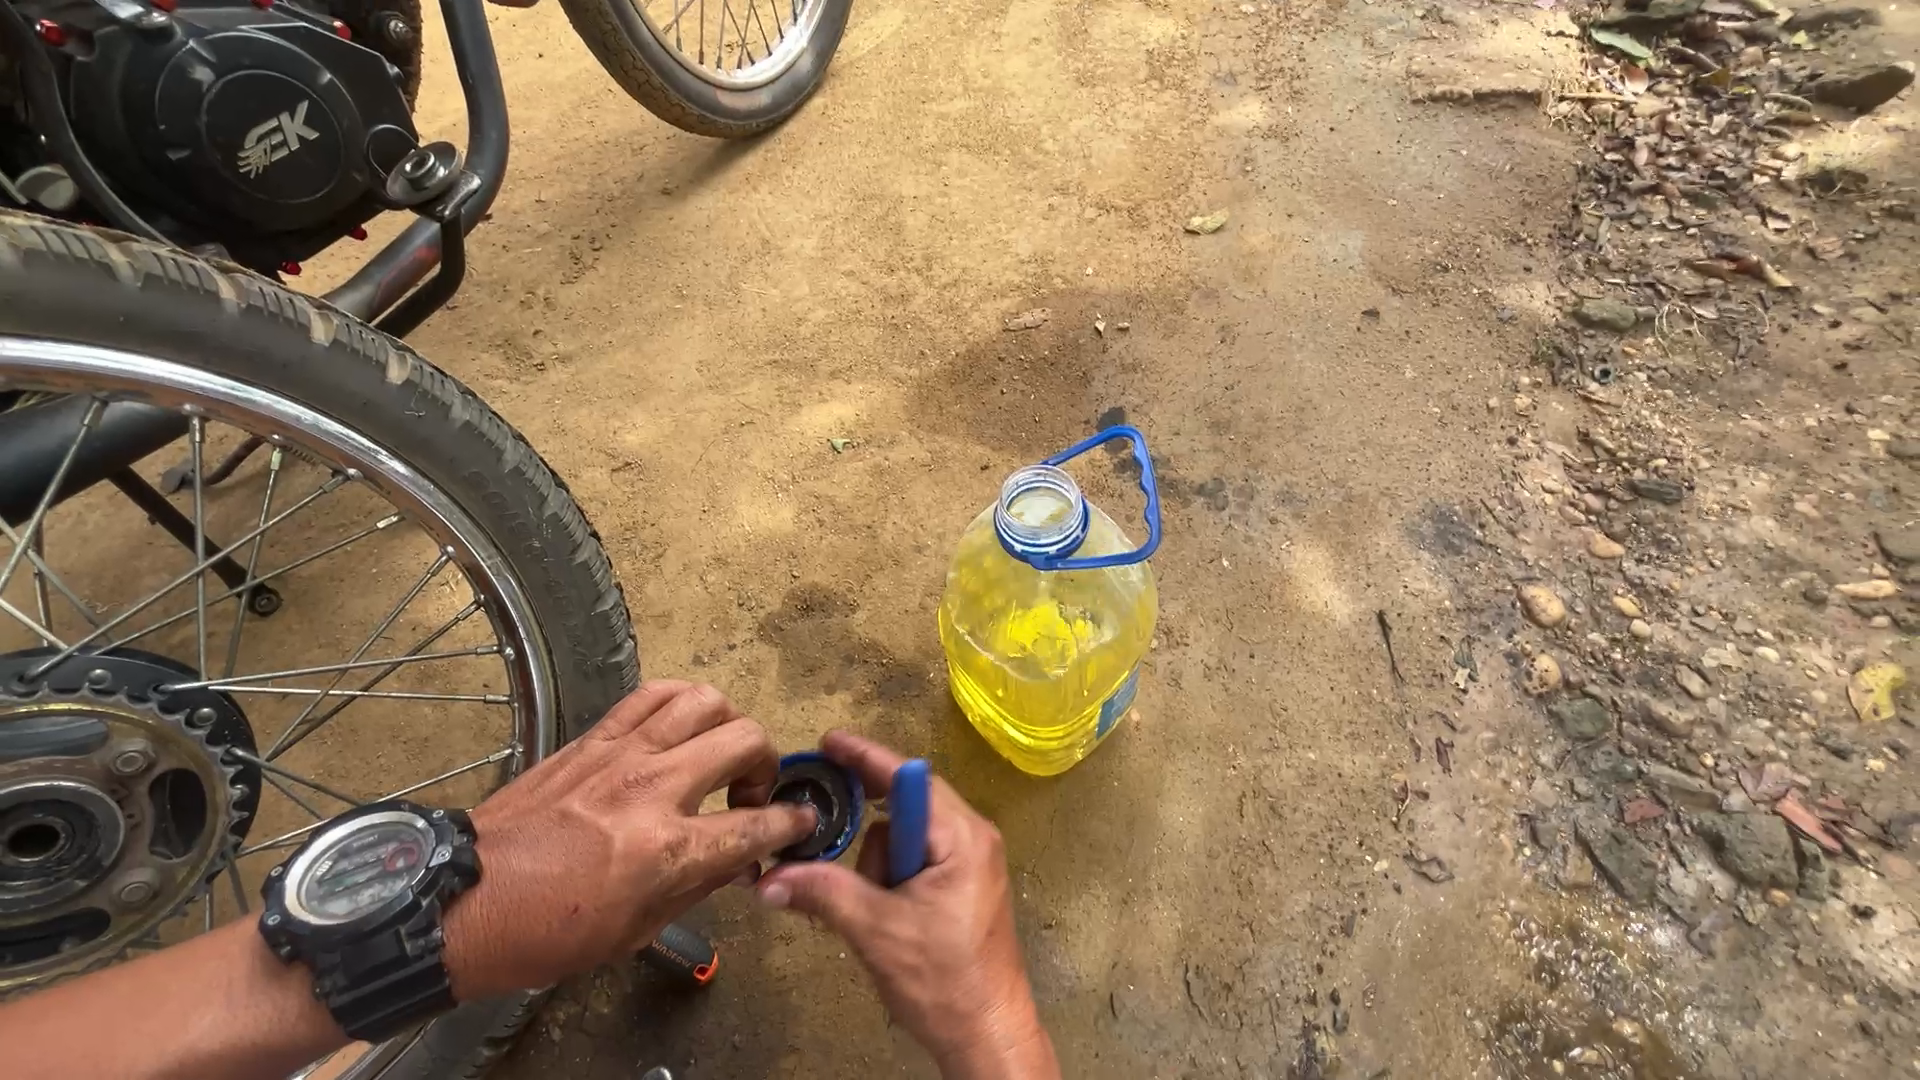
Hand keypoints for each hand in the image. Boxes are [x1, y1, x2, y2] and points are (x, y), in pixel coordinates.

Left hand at [440, 681, 816, 999]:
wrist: (463, 901)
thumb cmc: (550, 932)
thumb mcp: (638, 930)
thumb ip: (702, 882)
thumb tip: (743, 856)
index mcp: (669, 850)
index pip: (757, 823)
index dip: (791, 823)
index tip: (800, 820)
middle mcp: (655, 788)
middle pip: (745, 740)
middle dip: (766, 764)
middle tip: (749, 791)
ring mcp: (624, 753)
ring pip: (706, 701)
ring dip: (728, 723)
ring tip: (718, 749)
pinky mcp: (596, 736)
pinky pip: (654, 692)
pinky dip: (682, 699)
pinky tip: (682, 721)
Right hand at [757, 732, 1058, 1078]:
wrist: (988, 1033)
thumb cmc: (944, 981)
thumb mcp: (876, 931)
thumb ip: (823, 893)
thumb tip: (768, 879)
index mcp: (961, 836)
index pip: (907, 779)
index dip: (867, 758)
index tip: (830, 742)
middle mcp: (972, 835)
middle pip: (906, 802)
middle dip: (866, 820)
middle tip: (827, 824)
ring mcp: (971, 858)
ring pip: (907, 832)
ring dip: (879, 860)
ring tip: (875, 907)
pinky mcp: (964, 880)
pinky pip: (918, 853)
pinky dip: (891, 870)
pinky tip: (882, 906)